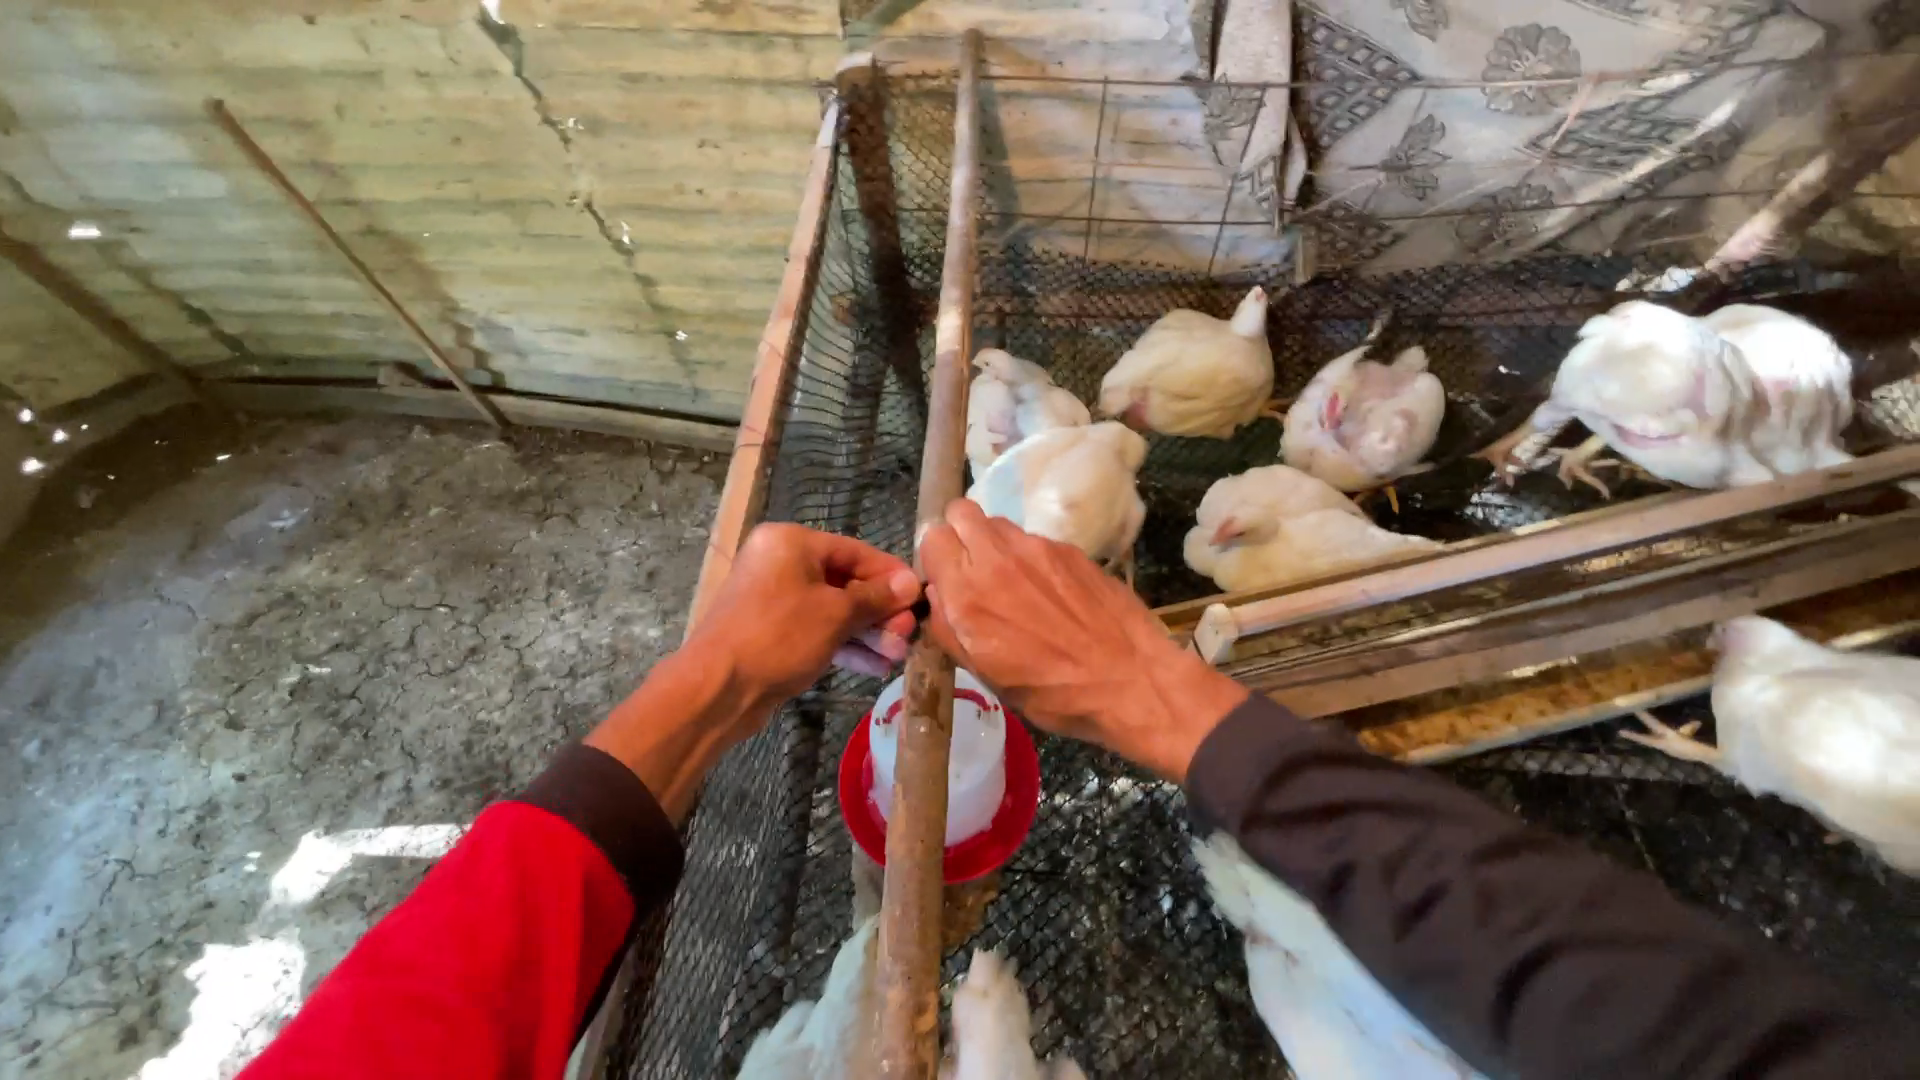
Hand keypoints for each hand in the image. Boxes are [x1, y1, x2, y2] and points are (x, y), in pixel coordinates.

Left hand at [688, 523, 921, 708]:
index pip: (855, 551)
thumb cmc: (778, 636)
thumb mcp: (835, 614)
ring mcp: (775, 599)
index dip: (890, 575)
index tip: (919, 597)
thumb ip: (876, 597)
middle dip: (880, 611)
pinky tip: (875, 666)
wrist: (717, 689)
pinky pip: (817, 630)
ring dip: (867, 632)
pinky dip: (844, 645)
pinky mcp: (773, 632)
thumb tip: (912, 583)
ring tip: (898, 656)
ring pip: (833, 610)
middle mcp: (781, 563)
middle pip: (845, 581)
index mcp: (791, 543)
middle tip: (907, 636)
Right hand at [919, 500, 1244, 781]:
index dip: (935, 556)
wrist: (1130, 681)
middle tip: (972, 568)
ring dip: (994, 544)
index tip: (945, 578)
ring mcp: (1036, 548)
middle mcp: (996, 559)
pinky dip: (1030, 557)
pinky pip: (1033, 540)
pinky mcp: (1069, 548)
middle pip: (960, 512)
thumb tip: (936, 594)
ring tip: (1012, 581)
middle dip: (959, 534)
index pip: (932, 537)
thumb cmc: (1050, 692)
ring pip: (998, 523)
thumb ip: (949, 628)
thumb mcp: (985, 674)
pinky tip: (1050, 592)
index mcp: (967, 594)